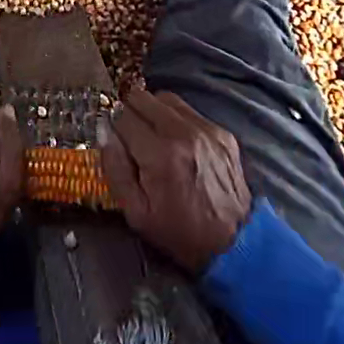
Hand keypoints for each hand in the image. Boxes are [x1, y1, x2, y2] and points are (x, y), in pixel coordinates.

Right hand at [100, 90, 251, 272]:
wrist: (237, 245)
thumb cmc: (179, 232)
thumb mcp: (135, 212)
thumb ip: (115, 168)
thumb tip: (105, 133)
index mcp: (160, 155)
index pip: (122, 116)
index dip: (112, 125)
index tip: (113, 137)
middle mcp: (183, 134)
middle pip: (142, 97)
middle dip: (129, 111)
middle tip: (129, 132)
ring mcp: (206, 130)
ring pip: (165, 98)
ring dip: (152, 110)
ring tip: (151, 133)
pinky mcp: (222, 133)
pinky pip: (188, 111)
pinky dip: (175, 118)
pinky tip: (176, 141)